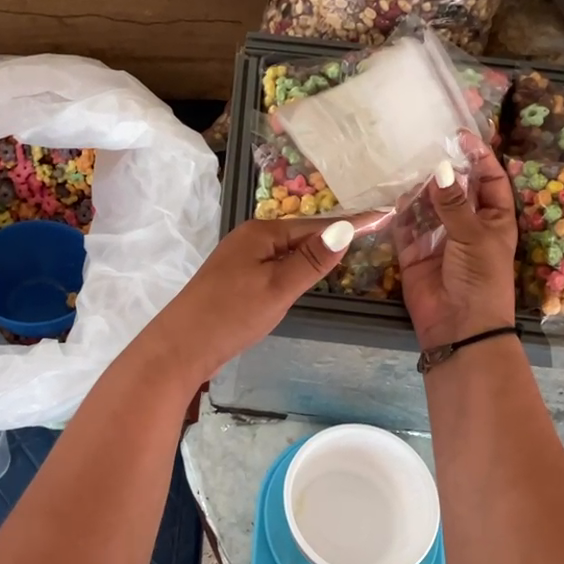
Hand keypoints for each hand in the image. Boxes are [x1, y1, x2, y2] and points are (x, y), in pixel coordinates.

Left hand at [140, 217, 361, 381]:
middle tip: (374, 229)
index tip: (384, 216)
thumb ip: (311, 260)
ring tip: (351, 248)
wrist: (180, 347)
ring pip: (288, 251)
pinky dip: (296, 267)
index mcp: (261, 233)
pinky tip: (308, 274)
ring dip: (315, 250)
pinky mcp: (235, 281)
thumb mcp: (278, 288)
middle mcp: (249, 239)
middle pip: (301, 234)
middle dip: (334, 233)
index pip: (316, 225)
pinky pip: (275, 266)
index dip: (351, 224)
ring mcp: (240, 260)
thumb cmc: (230, 316)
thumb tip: (345, 228)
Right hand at [395, 134, 518, 351]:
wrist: (459, 326)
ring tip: (403, 165)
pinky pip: (404, 227)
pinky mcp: (413, 252)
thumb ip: (454, 203)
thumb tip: (439, 169)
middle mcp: (466, 225)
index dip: (478, 157)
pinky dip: (399, 213)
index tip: (459, 136)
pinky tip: (392, 195)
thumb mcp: (474, 236)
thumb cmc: (481, 279)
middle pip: (454, 189)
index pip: (489, 180)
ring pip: (426, 205)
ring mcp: (438, 238)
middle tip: (422, 145)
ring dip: (418, 189)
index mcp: (494, 219)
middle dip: (442, 170)